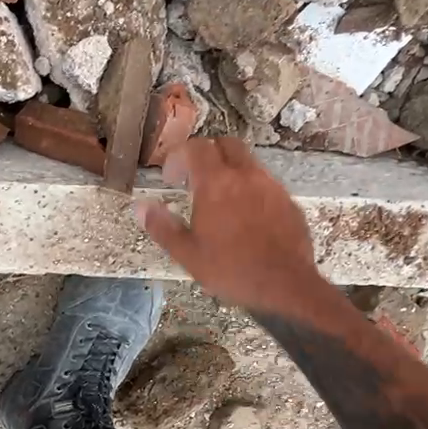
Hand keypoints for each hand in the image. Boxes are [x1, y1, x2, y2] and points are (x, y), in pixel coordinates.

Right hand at [134, 137, 324, 314]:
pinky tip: (242, 216)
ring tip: (217, 200)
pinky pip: (264, 182)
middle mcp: (246, 176)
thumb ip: (162, 227)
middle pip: (225, 145)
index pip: (196, 148)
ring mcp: (271, 185)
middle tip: (192, 180)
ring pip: (247, 162)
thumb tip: (140, 208)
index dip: (178, 157)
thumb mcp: (187, 254)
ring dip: (228, 171)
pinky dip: (248, 188)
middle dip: (206, 155)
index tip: (169, 177)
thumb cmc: (231, 270)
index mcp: (216, 185)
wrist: (285, 283)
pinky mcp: (287, 200)